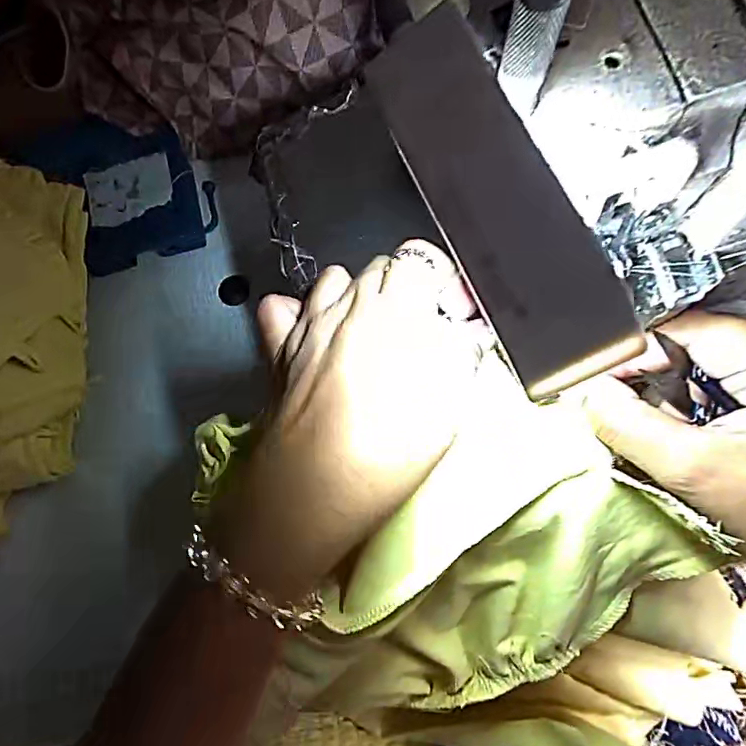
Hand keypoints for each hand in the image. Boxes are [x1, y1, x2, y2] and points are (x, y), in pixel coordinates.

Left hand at [212, 242, 485, 601]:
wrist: (321, 484)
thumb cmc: (393, 446)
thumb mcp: (451, 399)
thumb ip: (462, 351)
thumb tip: (467, 332)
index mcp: (398, 302)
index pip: (423, 261)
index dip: (440, 285)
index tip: (450, 315)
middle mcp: (349, 301)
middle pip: (379, 269)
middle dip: (401, 290)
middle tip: (415, 331)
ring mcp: (309, 322)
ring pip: (332, 280)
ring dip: (353, 295)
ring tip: (368, 333)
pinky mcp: (279, 349)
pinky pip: (282, 308)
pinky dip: (298, 311)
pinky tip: (311, 332)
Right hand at [580, 312, 745, 617]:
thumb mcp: (692, 472)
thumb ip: (629, 424)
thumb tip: (592, 389)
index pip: (697, 327)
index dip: (644, 354)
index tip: (612, 383)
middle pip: (715, 333)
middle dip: (672, 372)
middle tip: (657, 418)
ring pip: (733, 345)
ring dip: (697, 380)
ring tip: (694, 428)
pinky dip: (726, 386)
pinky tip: (722, 423)